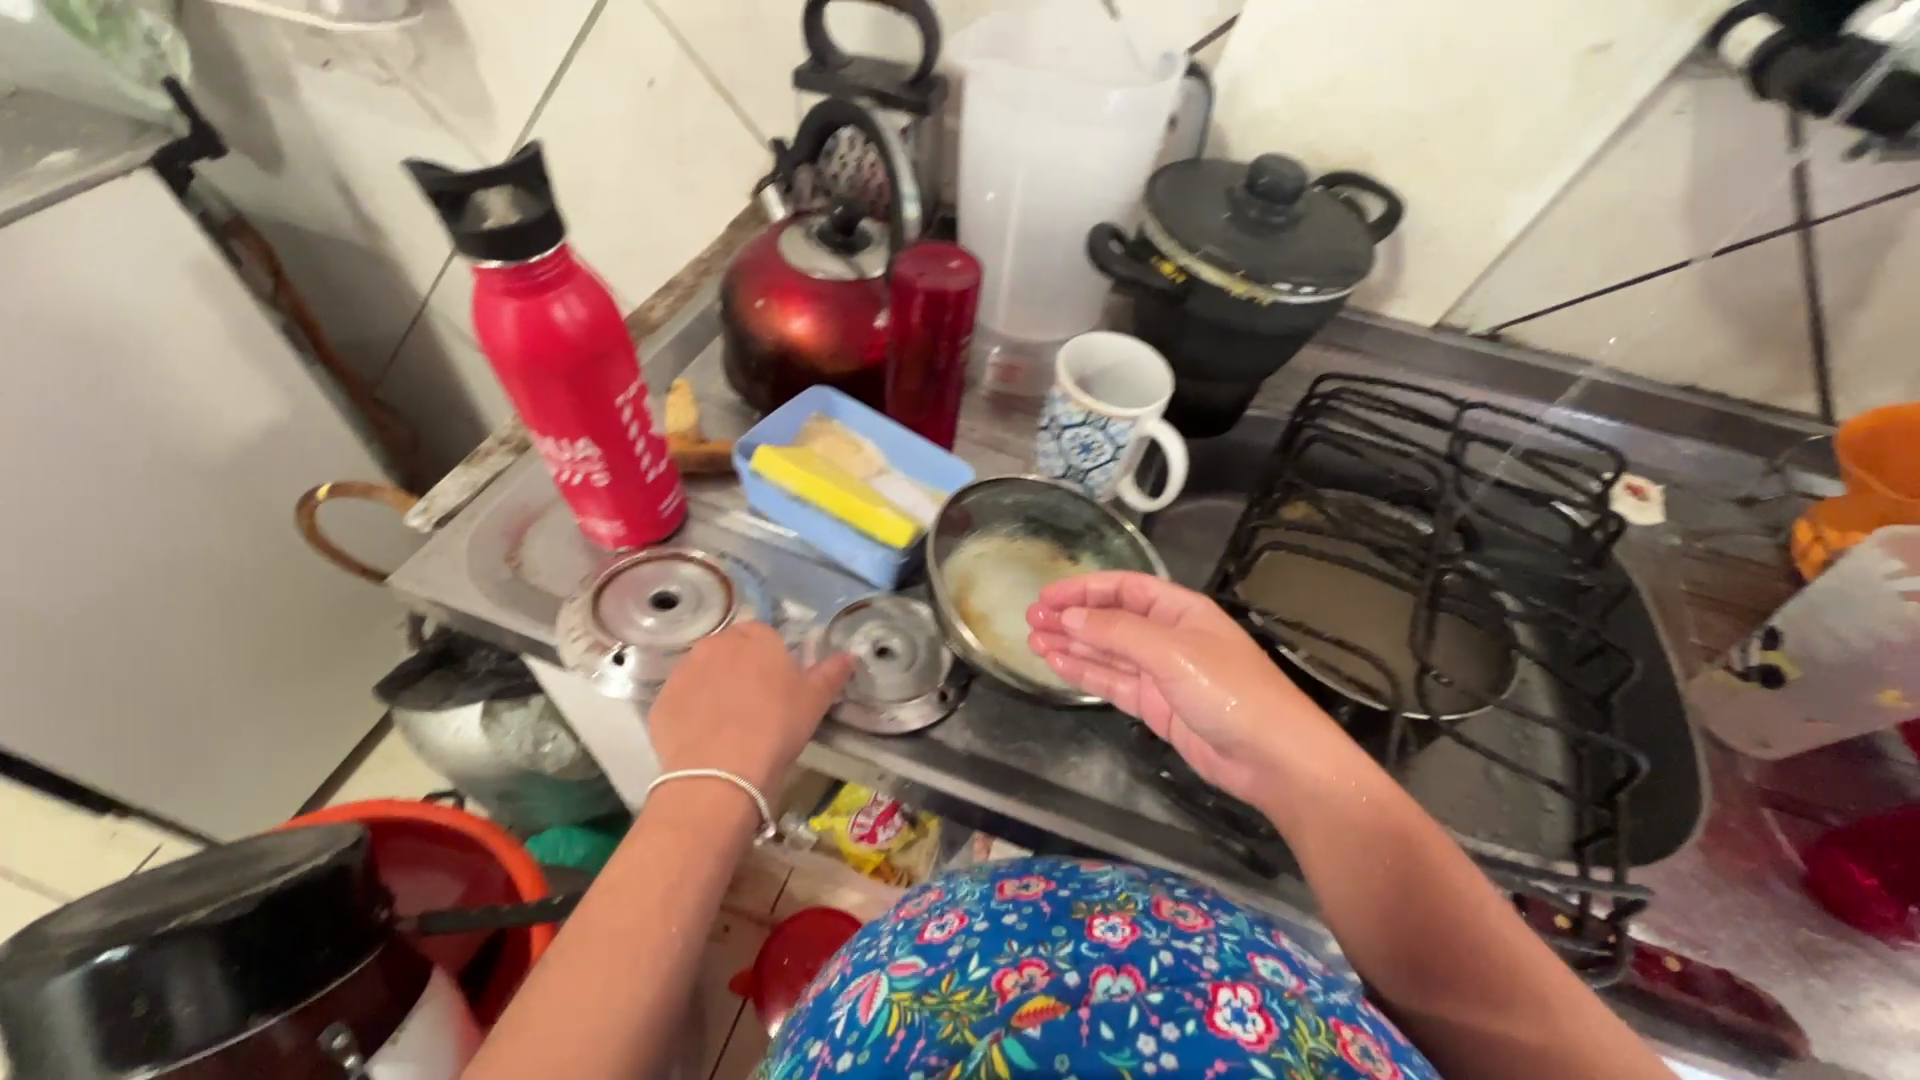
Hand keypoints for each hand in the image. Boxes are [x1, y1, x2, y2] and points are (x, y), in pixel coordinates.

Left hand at [647, 621, 854, 792]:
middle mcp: (714, 644)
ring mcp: (682, 672)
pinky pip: (681, 701)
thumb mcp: (815, 701)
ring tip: (729, 724)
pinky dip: (691, 714)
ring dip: (714, 689)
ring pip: (702, 674)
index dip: (772, 659)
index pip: (764, 634)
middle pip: (730, 650)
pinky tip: (706, 739)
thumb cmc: (777, 727)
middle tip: (756, 705)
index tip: (780, 686)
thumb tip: (849, 656)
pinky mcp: (661, 702)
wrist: (722, 772)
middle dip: (740, 670)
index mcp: (754, 637)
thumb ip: (831, 673)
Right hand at [1027, 572, 1338, 804]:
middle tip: (1030, 620)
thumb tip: (1069, 617)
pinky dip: (1084, 673)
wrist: (1272, 758)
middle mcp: (1168, 637)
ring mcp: (1161, 673)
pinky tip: (1057, 665)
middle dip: (1071, 618)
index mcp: (1180, 611)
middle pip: (1111, 620)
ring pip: (1107, 653)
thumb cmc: (1230, 691)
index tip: (1046, 597)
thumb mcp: (1172, 652)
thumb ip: (1117, 632)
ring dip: (1071, 646)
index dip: (1084, 590)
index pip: (1124, 589)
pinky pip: (1112, 682)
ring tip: (1033, 642)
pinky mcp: (1155, 706)